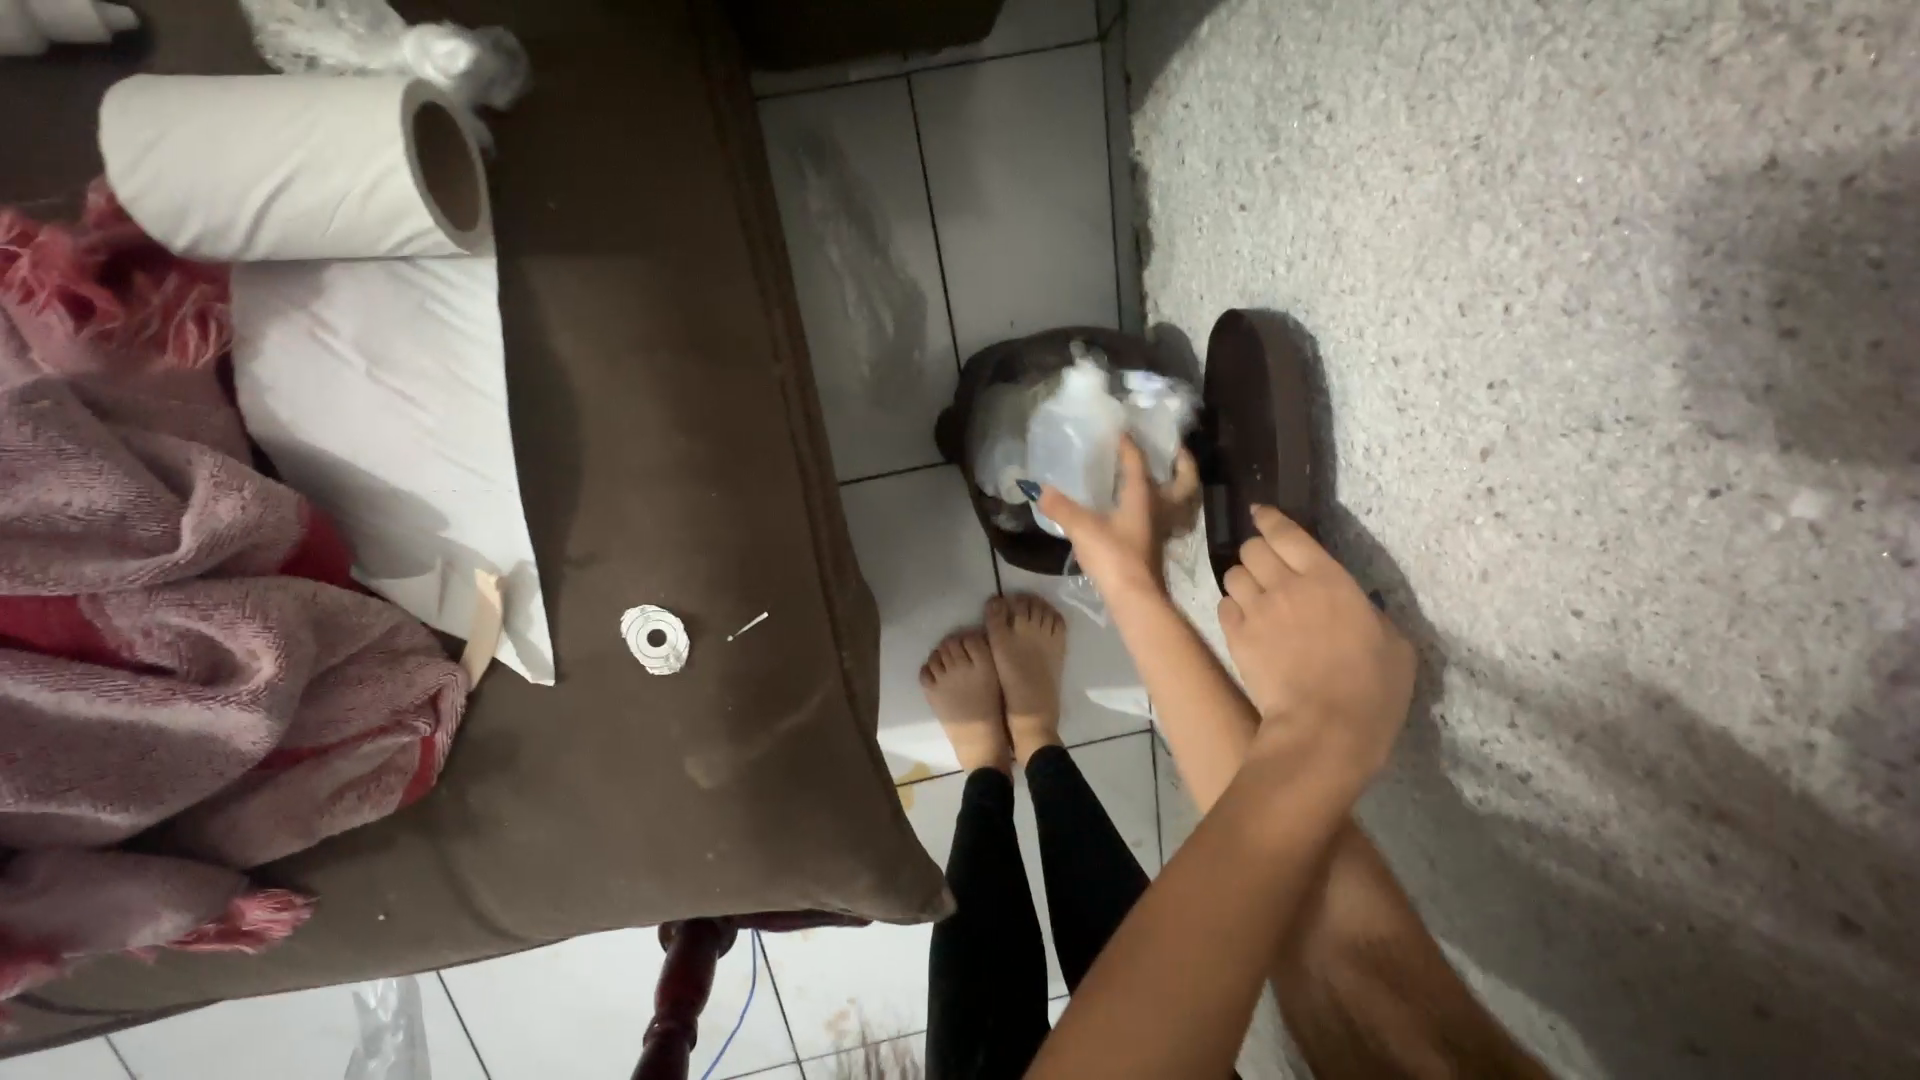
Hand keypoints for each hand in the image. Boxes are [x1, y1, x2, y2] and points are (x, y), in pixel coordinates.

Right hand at [1037, 437, 1199, 597]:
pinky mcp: (1154, 548)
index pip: (1138, 463)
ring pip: (1177, 503)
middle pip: (1183, 482)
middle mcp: (1158, 509)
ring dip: (1174, 489)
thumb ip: (1061, 508)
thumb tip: (1040, 490)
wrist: (1135, 598)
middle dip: (1183, 464)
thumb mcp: (1082, 529)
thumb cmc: (1114, 556)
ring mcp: (1159, 530)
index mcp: (1143, 496)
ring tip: (1160, 479)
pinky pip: (1162, 518)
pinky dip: (1156, 509)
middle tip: (1175, 451)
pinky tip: (1138, 512)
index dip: (1130, 446)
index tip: (1122, 432)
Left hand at [1218, 506, 1415, 783]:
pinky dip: (1232, 608)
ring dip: (1242, 580)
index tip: (1260, 513)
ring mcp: (1257, 610)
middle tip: (1265, 568)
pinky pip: (1224, 606)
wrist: (1323, 727)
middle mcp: (1286, 585)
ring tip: (1253, 596)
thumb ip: (1370, 615)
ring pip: (1232, 574)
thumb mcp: (1394, 645)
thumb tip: (1358, 609)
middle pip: (1253, 549)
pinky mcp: (1236, 636)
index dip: (1270, 519)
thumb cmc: (1372, 689)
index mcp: (1329, 578)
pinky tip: (1244, 622)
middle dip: (1256, 552)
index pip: (1288, 533)